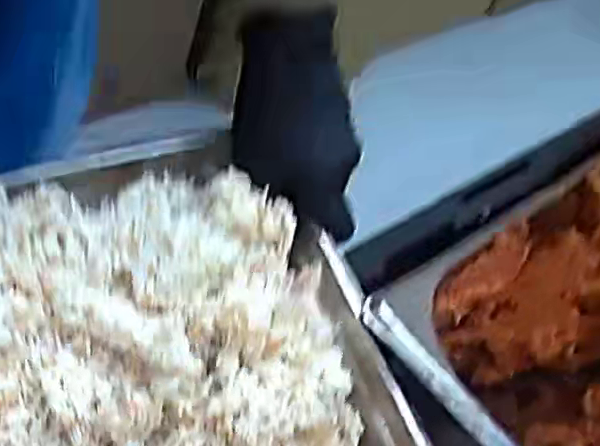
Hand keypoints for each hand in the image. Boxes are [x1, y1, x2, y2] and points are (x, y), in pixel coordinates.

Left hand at [231, 8, 360, 240]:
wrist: (290, 45)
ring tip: (275, 162)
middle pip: (328, 200)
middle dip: (304, 204)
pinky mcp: (339, 110)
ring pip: (324, 170)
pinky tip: (282, 134)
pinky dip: (305, 148)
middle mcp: (343, 169)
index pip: (338, 231)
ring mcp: (345, 136)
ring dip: (303, 174)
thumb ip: (263, 207)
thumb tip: (263, 232)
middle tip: (275, 199)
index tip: (298, 247)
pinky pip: (323, 143)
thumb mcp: (255, 172)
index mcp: (326, 191)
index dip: (318, 242)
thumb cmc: (269, 117)